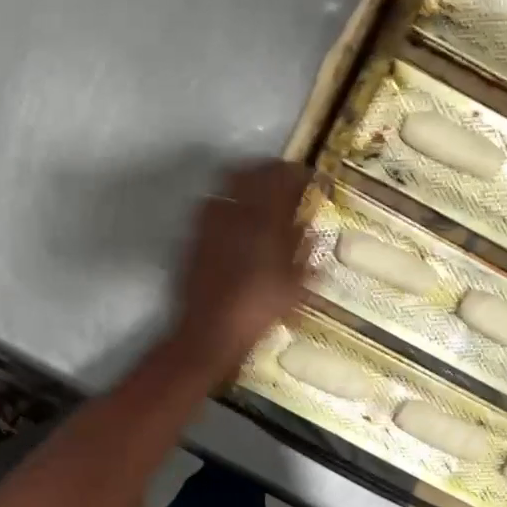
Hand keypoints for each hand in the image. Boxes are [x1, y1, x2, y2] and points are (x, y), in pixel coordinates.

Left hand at [172, 159, 312, 370]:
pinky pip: (211, 208)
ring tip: (259, 199)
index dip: (300, 173)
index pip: (283, 177)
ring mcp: (208, 222)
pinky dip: (227, 206)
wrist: (208, 334)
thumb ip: (303, 251)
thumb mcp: (293, 286)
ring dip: (245, 184)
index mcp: (263, 219)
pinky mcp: (193, 238)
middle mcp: (233, 212)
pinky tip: (236, 224)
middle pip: (250, 171)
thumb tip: (311, 230)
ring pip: (227, 185)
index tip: (313, 179)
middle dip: (269, 172)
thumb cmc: (257, 313)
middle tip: (283, 183)